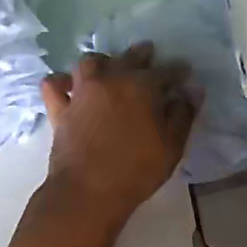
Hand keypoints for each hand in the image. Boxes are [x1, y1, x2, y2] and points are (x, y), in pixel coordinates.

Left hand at [39, 43, 197, 220]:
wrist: (88, 192)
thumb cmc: (136, 172)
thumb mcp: (171, 148)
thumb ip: (183, 116)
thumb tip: (192, 91)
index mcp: (141, 88)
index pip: (165, 71)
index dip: (177, 71)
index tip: (184, 73)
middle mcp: (110, 80)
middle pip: (127, 58)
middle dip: (142, 55)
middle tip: (149, 55)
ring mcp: (81, 93)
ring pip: (89, 62)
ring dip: (102, 61)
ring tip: (109, 66)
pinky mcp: (60, 110)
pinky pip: (54, 85)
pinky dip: (61, 82)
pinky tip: (68, 86)